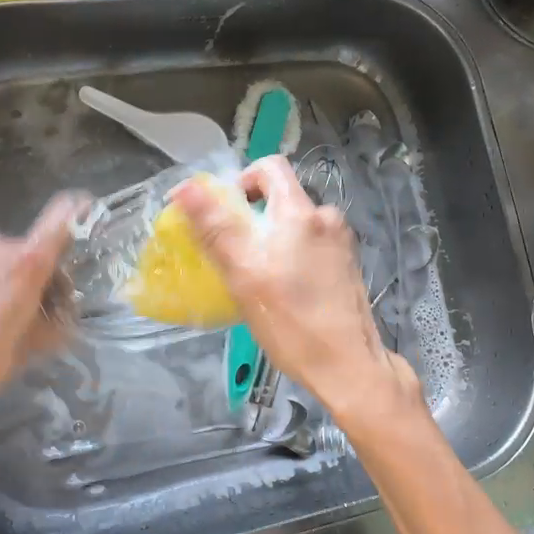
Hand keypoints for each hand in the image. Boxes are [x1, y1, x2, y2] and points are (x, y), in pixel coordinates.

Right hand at [173, 156, 421, 430]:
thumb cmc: (292, 321)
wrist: (349, 366)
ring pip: (295, 225)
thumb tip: (185, 186)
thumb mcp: (244, 274)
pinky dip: (291, 256)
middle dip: (253, 218)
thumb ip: (215, 226)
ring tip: (256, 278)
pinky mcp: (346, 264)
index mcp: (300, 211)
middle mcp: (325, 217)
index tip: (224, 213)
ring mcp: (340, 242)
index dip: (241, 180)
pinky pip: (310, 245)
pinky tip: (283, 291)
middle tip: (234, 254)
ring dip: (271, 240)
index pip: (269, 167)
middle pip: (281, 197)